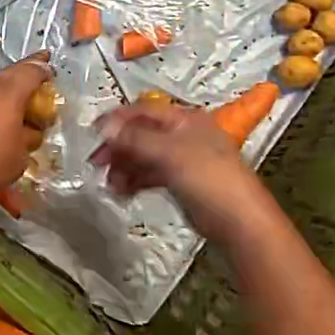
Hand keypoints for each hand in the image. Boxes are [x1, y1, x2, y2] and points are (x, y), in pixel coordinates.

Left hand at [0, 51, 52, 203]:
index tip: (49, 71)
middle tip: (28, 102)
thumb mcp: (17, 159)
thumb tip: (26, 131)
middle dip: (19, 89)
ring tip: (0, 125)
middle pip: (5, 79)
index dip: (43, 70)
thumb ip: (26, 139)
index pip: (31, 70)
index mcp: (6, 91)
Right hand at [91, 103, 283, 245]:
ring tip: (111, 185)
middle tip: (97, 163)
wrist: (241, 223)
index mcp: (184, 119)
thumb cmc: (209, 179)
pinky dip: (135, 181)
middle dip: (118, 147)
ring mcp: (183, 159)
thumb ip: (135, 139)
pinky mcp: (181, 182)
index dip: (117, 120)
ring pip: (144, 156)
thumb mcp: (169, 153)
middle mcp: (183, 134)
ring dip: (124, 167)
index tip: (93, 132)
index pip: (143, 111)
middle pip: (141, 134)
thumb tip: (104, 127)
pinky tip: (122, 193)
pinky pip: (151, 175)